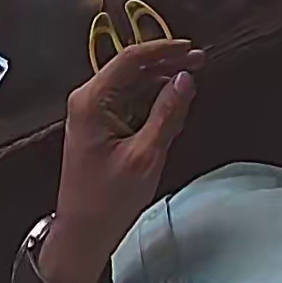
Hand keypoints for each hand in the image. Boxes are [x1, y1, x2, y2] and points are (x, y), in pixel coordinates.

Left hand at [40, 39, 202, 282]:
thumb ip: (167, 114)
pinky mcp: (102, 123)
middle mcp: (89, 99)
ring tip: (191, 77)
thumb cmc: (107, 200)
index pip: (130, 59)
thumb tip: (185, 79)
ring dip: (161, 79)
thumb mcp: (145, 156)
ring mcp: (94, 110)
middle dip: (166, 62)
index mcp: (92, 100)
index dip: (162, 49)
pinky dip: (153, 97)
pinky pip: (131, 99)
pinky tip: (174, 100)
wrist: (83, 234)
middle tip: (198, 60)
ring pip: (133, 83)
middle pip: (132, 67)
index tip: (189, 48)